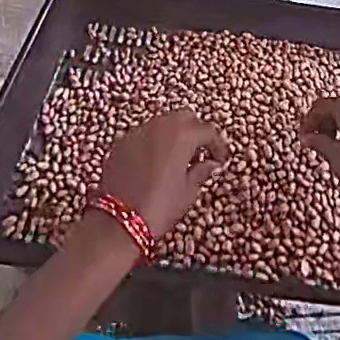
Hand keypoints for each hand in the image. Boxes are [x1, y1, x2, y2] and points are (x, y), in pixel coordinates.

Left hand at [97, 110, 228, 237]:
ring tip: (177, 159)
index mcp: (182, 135)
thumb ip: (201, 172)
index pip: (208, 131)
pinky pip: (142, 135)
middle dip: (195, 131)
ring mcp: (137, 133)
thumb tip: (210, 164)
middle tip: (199, 153)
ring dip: (172, 135)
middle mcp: (159, 126)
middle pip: (184, 117)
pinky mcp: (120, 144)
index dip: (218, 144)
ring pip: (161, 123)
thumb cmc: (159, 207)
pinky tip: (154, 164)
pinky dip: (152, 143)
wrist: (118, 223)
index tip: (220, 158)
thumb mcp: (188, 191)